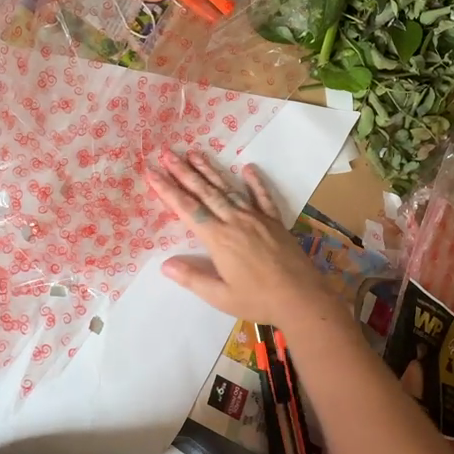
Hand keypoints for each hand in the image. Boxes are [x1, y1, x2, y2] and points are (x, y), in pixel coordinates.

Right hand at [146, 148, 341, 333]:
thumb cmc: (258, 300)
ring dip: (210, 170)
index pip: (187, 209)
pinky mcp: (274, 221)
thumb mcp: (220, 296)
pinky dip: (254, 182)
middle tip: (167, 153)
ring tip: (194, 153)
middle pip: (204, 192)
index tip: (152, 173)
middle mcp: (234, 221)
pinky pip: (262, 197)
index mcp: (218, 238)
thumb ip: (193, 278)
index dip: (168, 189)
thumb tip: (165, 264)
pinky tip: (247, 168)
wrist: (301, 297)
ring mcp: (256, 218)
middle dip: (183, 172)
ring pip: (228, 189)